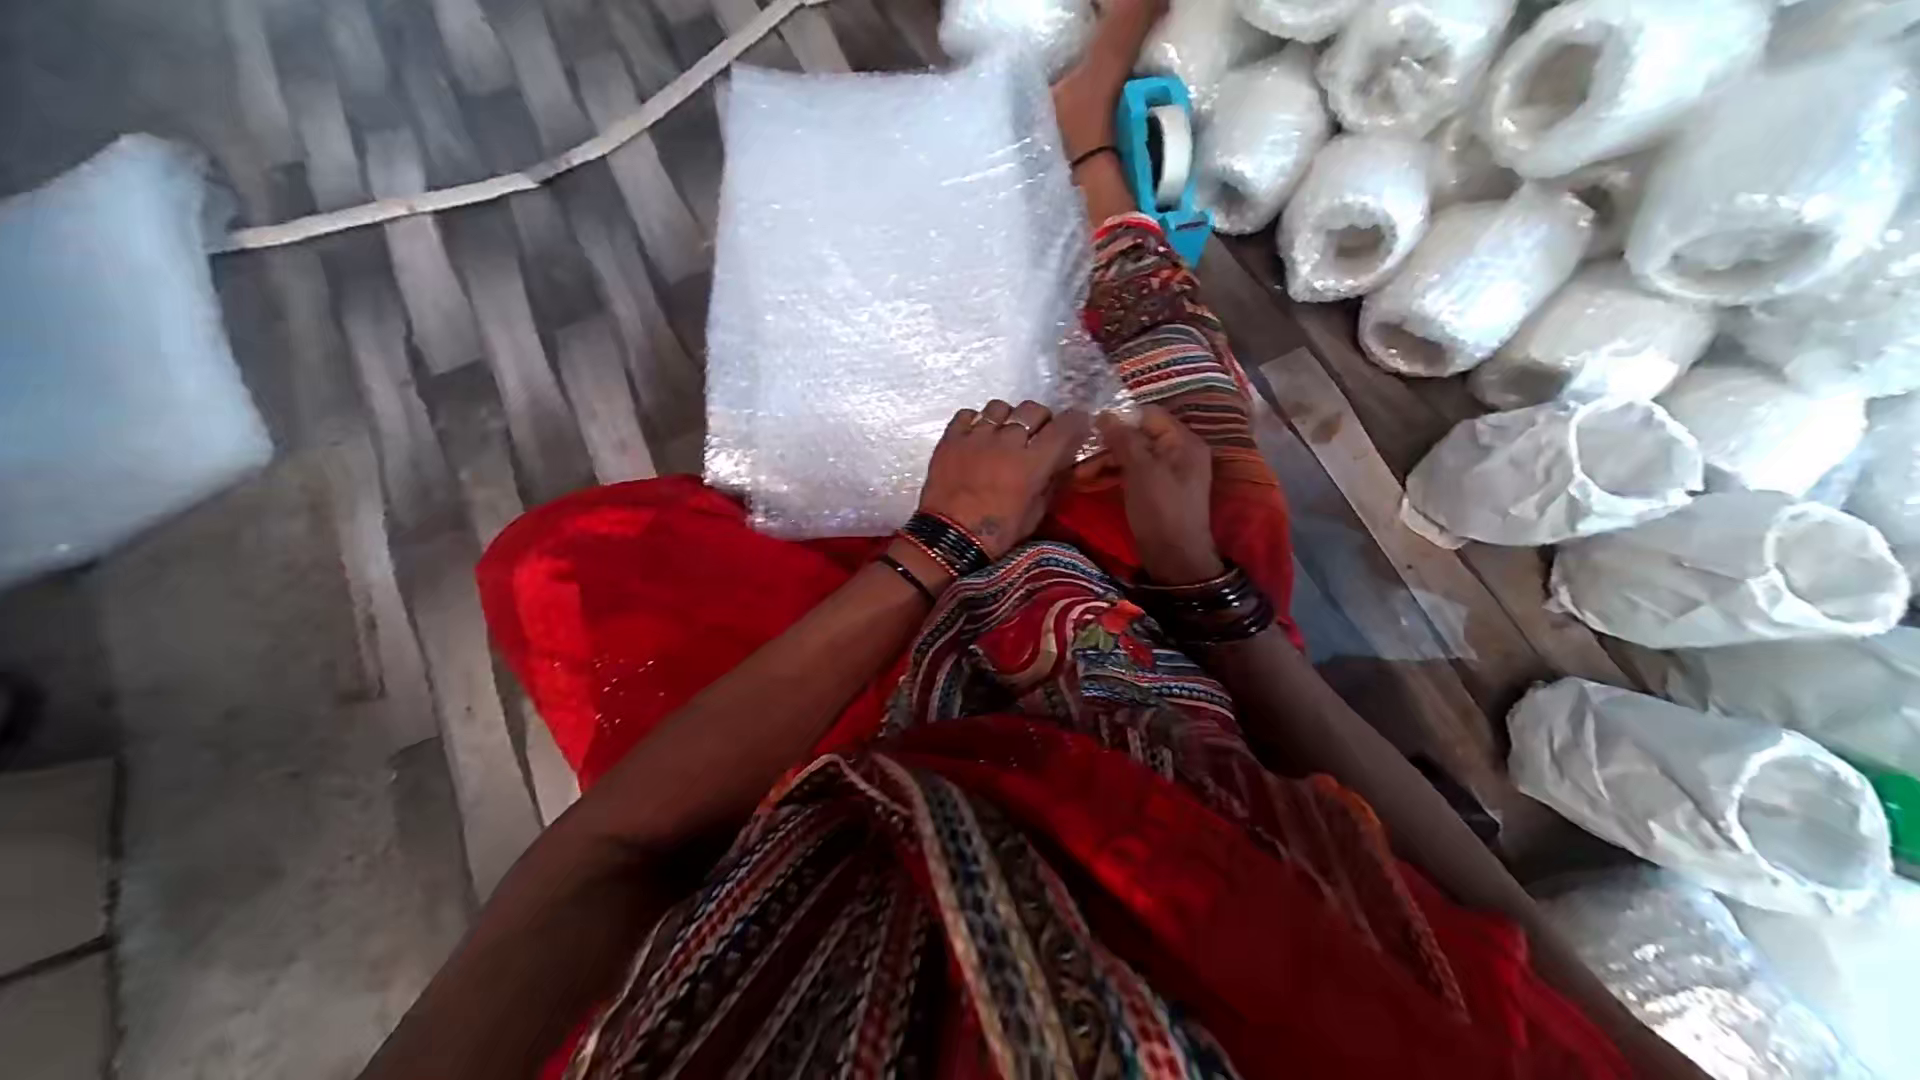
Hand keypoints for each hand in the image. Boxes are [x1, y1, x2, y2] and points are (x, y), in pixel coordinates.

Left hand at [919, 400, 1091, 558]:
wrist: (950, 538)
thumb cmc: (998, 533)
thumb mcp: (1035, 514)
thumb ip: (1051, 484)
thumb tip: (1062, 466)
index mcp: (1033, 462)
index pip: (1064, 426)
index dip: (1075, 420)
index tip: (1076, 423)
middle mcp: (1007, 441)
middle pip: (1032, 410)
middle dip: (1040, 418)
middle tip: (1036, 433)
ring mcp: (976, 436)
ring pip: (999, 407)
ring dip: (1007, 417)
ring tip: (1003, 432)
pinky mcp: (951, 439)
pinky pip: (967, 414)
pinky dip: (976, 421)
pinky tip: (976, 435)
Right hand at [1096, 405, 1223, 583]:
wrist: (1174, 558)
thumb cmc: (1160, 511)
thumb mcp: (1141, 471)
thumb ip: (1124, 440)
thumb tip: (1105, 414)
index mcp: (1183, 442)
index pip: (1149, 415)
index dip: (1120, 417)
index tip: (1090, 427)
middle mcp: (1179, 452)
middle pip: (1139, 435)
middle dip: (1108, 443)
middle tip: (1080, 455)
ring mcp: (1167, 472)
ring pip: (1132, 454)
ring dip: (1106, 459)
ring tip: (1080, 472)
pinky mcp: (1156, 490)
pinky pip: (1133, 472)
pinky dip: (1113, 473)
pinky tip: (1090, 479)